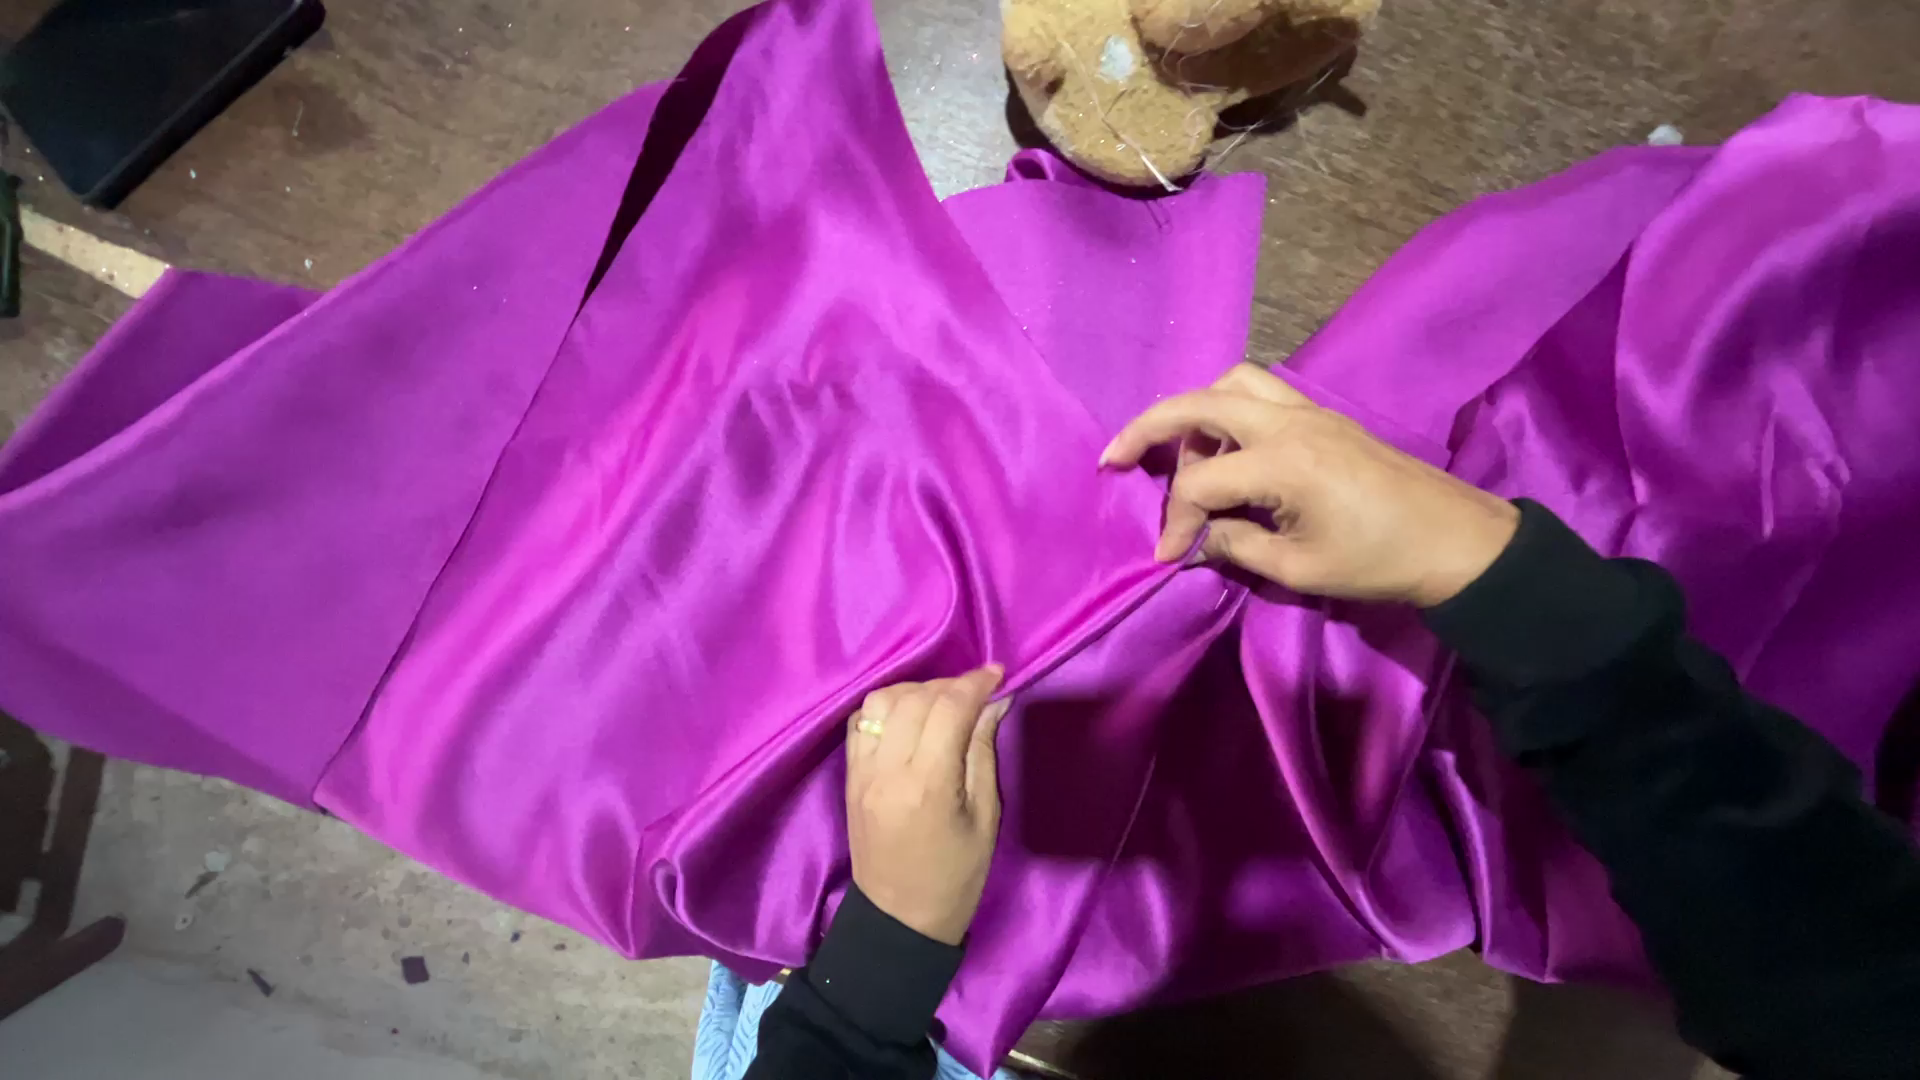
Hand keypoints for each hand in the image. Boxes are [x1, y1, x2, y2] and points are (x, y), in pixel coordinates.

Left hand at [845, 666, 1010, 945]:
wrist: (898, 921)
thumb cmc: (955, 877)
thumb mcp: (986, 818)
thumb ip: (983, 753)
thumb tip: (993, 702)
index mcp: (928, 785)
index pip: (949, 709)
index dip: (975, 682)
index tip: (998, 672)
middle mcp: (888, 770)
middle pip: (916, 699)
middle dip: (950, 684)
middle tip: (976, 691)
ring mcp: (862, 771)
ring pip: (881, 701)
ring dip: (915, 690)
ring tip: (941, 702)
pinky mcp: (849, 776)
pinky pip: (861, 721)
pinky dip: (886, 706)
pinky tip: (908, 715)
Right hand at [1099, 363, 1518, 606]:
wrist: (1457, 541)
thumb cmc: (1377, 561)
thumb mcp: (1297, 567)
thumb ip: (1234, 546)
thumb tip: (1194, 539)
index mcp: (1283, 465)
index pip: (1200, 484)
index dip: (1174, 522)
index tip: (1167, 556)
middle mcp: (1289, 424)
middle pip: (1199, 402)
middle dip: (1147, 427)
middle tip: (1115, 457)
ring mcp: (1308, 411)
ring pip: (1232, 383)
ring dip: (1193, 410)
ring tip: (1181, 454)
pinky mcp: (1321, 416)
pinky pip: (1258, 392)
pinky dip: (1225, 409)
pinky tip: (1222, 447)